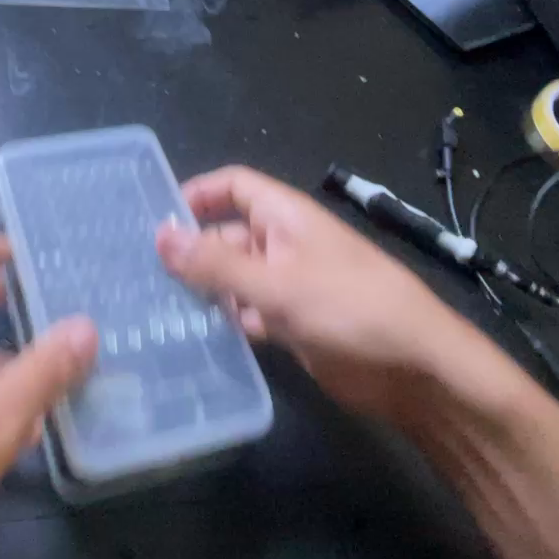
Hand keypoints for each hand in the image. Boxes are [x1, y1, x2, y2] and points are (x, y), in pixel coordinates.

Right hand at [155, 166, 496, 422]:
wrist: (418, 372)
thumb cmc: (351, 309)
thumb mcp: (278, 283)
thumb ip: (216, 262)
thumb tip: (160, 235)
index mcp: (285, 217)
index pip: (233, 186)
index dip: (196, 193)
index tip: (154, 219)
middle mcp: (283, 244)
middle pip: (225, 234)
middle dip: (190, 251)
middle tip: (140, 275)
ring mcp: (288, 285)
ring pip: (232, 277)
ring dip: (203, 290)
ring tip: (154, 307)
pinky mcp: (292, 323)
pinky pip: (247, 313)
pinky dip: (225, 321)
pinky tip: (193, 337)